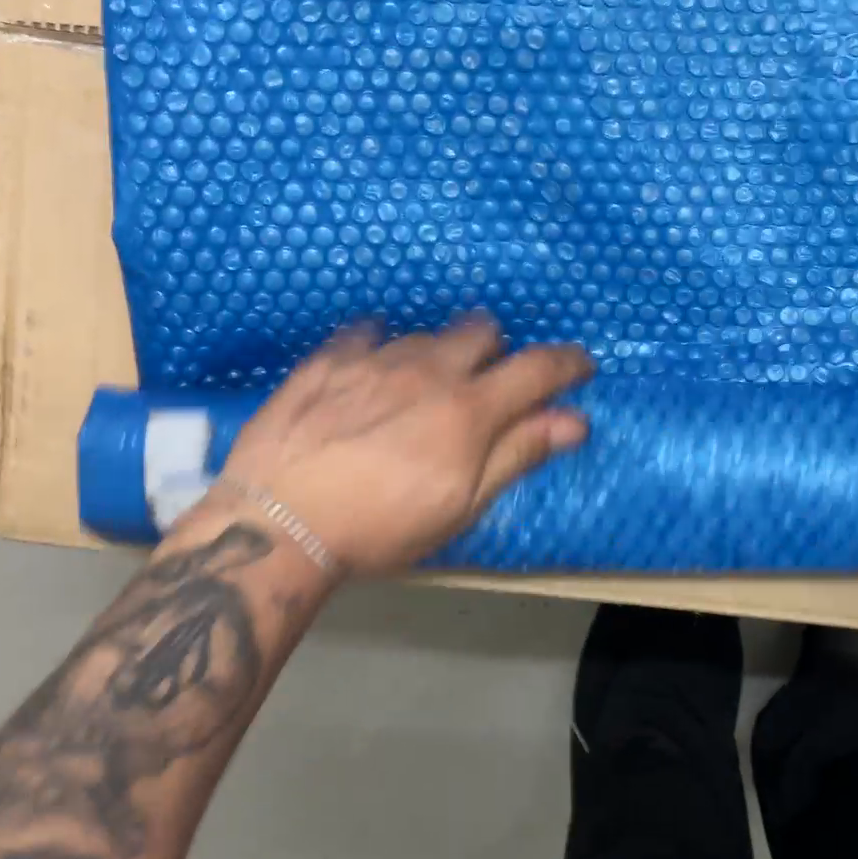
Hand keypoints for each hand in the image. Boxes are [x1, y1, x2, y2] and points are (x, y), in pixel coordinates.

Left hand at [216, 317, 594, 575]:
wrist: (275, 527)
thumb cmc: (381, 527)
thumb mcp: (462, 505)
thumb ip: (518, 453)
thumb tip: (575, 420)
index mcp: (470, 409)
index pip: (537, 368)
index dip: (568, 362)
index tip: (581, 365)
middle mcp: (428, 370)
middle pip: (481, 331)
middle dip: (497, 350)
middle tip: (486, 383)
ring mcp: (373, 360)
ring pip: (426, 335)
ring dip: (440, 354)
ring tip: (423, 386)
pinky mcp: (324, 362)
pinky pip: (365, 332)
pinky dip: (380, 345)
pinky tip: (371, 368)